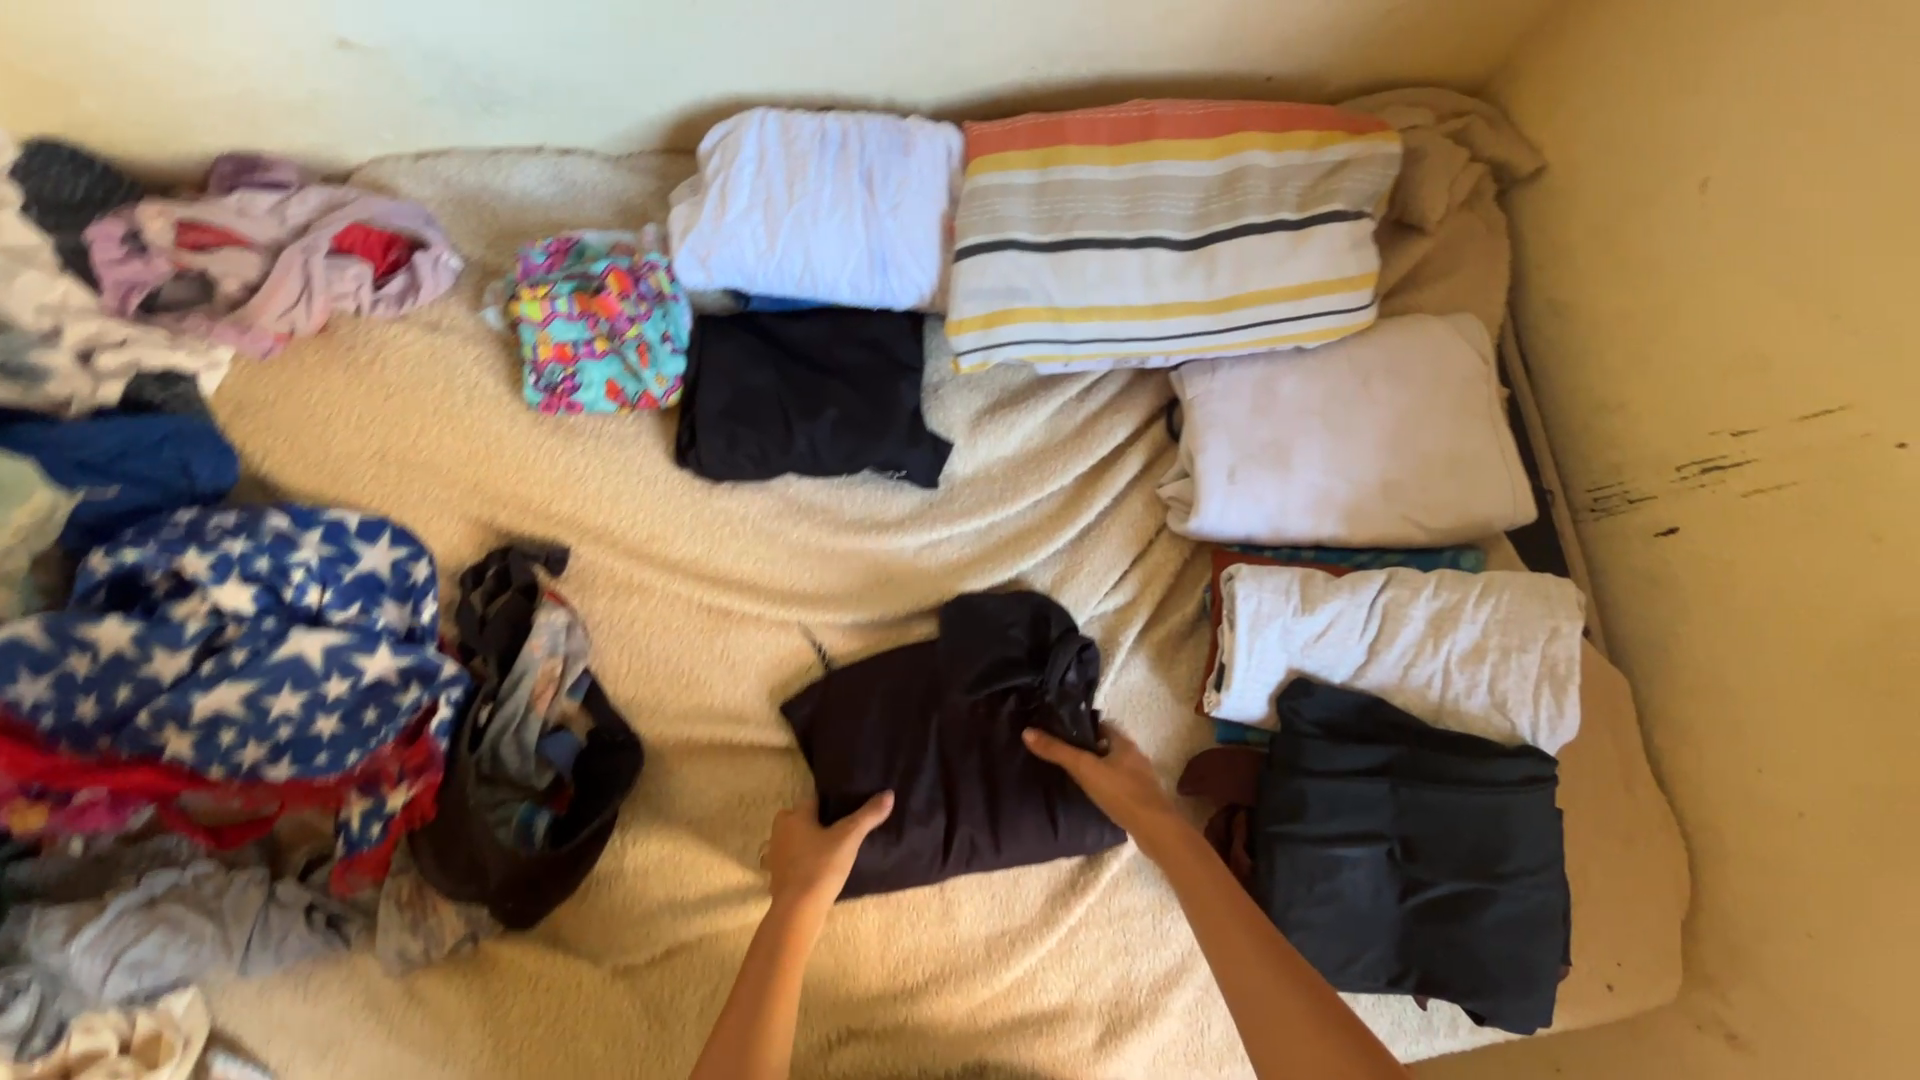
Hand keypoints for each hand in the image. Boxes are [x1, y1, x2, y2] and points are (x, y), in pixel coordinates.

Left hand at [762, 791, 893, 918]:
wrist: (797, 911)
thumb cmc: (821, 867)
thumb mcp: (849, 838)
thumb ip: (868, 815)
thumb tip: (889, 794)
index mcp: (795, 816)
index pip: (814, 799)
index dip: (831, 801)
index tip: (847, 806)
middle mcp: (780, 830)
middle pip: (800, 817)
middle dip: (817, 820)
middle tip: (840, 828)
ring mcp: (775, 854)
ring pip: (794, 838)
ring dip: (808, 840)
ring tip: (832, 847)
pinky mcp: (776, 875)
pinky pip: (792, 859)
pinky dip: (803, 860)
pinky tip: (819, 867)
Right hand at [1023, 727, 1189, 856]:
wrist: (1155, 829)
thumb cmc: (1120, 792)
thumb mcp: (1084, 768)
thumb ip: (1057, 751)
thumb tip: (1027, 732)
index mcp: (1123, 742)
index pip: (1100, 725)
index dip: (1081, 726)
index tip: (1061, 730)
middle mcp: (1134, 756)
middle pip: (1107, 745)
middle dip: (1087, 748)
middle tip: (1063, 753)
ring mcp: (1140, 778)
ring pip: (1113, 766)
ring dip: (1097, 767)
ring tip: (1073, 774)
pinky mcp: (1141, 798)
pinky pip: (1118, 784)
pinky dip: (1105, 785)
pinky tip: (1093, 795)